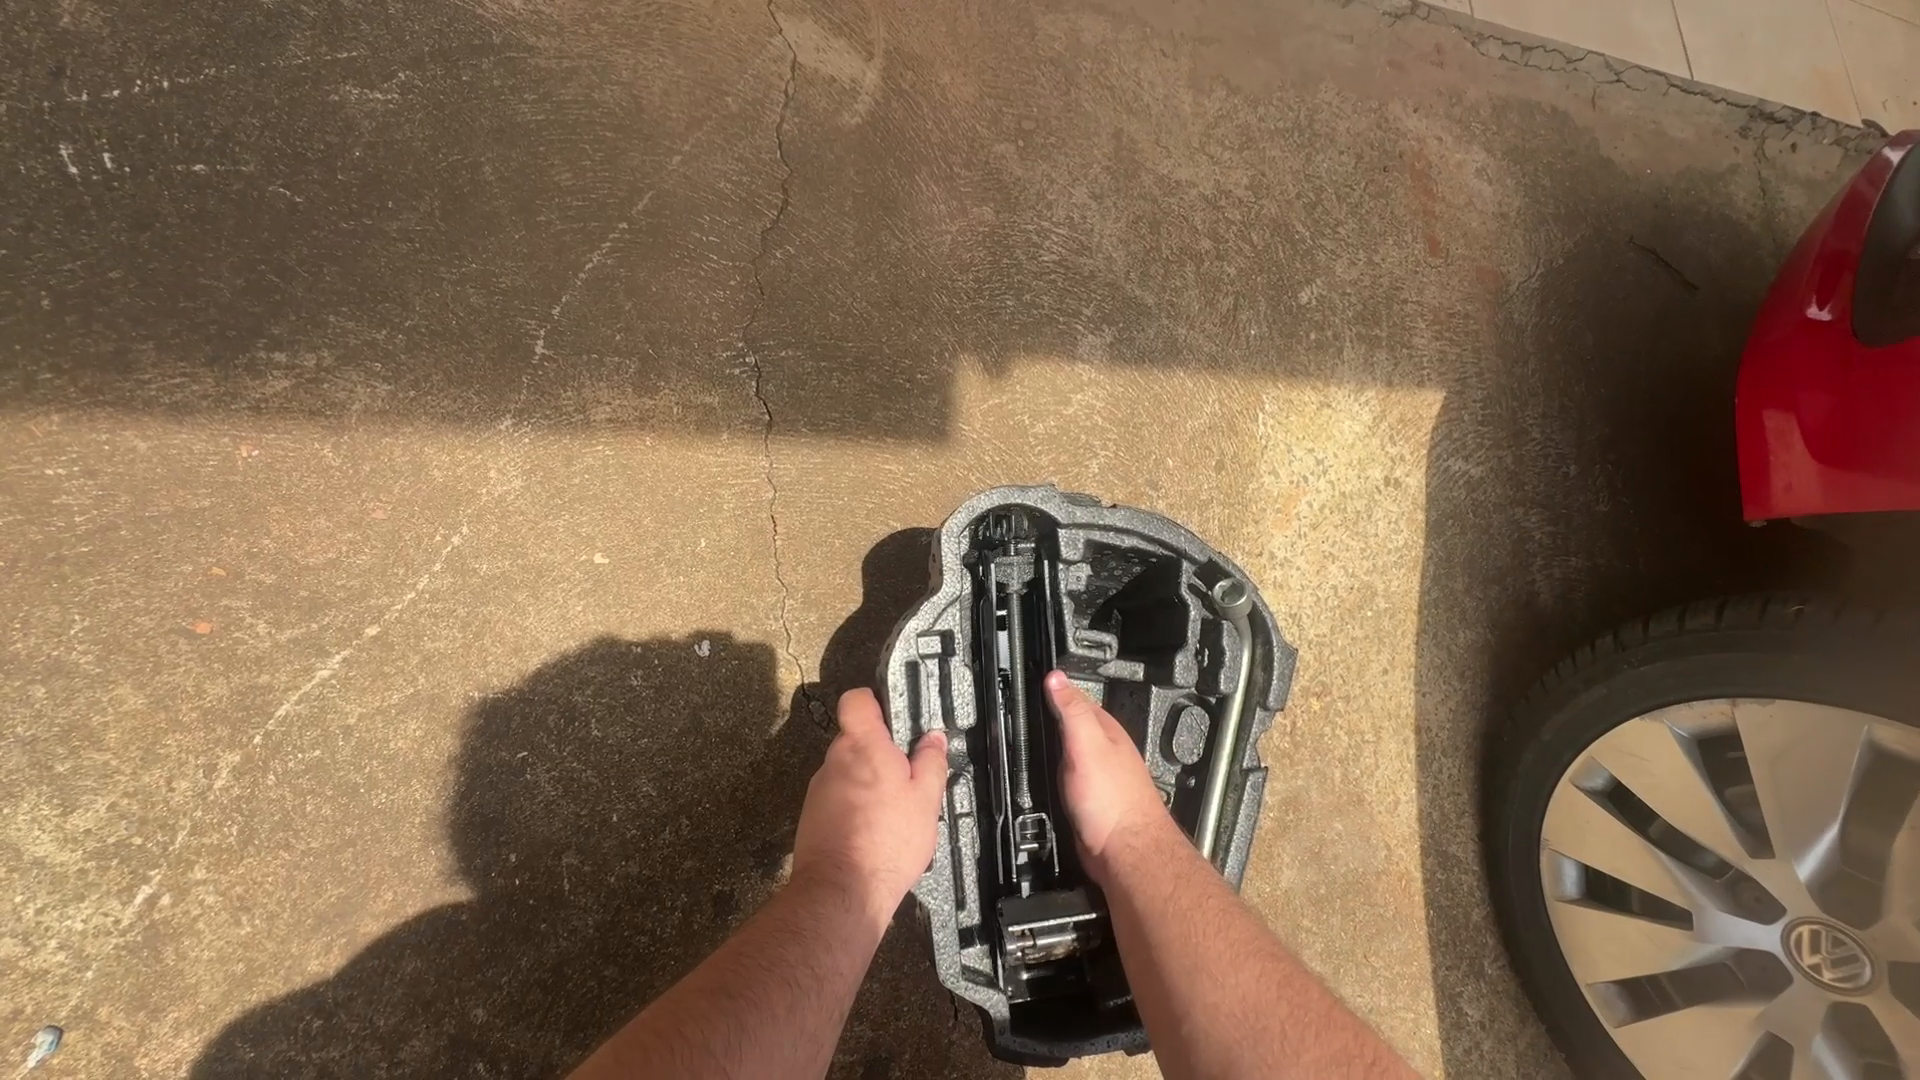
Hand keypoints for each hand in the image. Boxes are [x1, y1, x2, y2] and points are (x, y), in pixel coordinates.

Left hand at [791, 688, 948, 926]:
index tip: (893, 715)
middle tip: (906, 774)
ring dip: (868, 781)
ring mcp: (820, 789)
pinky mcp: (813, 816)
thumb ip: (931, 762)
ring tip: (893, 809)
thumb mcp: (926, 800)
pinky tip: (875, 829)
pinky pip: (839, 797)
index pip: (856, 700)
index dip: (875, 701)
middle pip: (856, 738)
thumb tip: (933, 740)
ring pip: (848, 770)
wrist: (841, 892)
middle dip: (880, 751)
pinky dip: (855, 806)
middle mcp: (835, 761)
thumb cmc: (885, 842)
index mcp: (863, 746)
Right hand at [1046, 670, 1178, 884]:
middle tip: (1038, 699)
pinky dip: (1054, 770)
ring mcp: (1096, 775)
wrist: (1126, 853)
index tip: (1041, 677)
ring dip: (1055, 741)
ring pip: (1070, 750)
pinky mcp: (1087, 800)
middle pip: (1074, 724)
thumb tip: (1056, 678)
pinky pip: (1067, 776)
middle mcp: (1103, 751)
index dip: (1057, 687)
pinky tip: (1047, 771)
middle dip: (1056, 713)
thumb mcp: (1087, 745)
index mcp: (1106, 732)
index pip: (1077, 698)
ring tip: (1041, 728)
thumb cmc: (1114, 802)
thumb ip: (1072, 710)